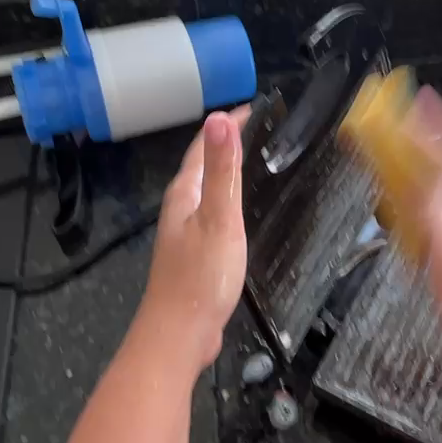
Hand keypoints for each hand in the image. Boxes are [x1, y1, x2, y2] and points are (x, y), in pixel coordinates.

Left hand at [134, 108, 249, 379]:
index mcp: (185, 194)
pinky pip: (213, 214)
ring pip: (207, 191)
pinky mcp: (194, 255)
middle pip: (202, 166)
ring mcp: (184, 233)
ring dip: (227, 172)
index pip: (203, 146)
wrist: (179, 335)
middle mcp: (180, 208)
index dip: (226, 125)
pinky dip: (228, 201)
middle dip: (227, 144)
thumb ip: (222, 171)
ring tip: (256, 162)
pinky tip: (241, 213)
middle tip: (261, 130)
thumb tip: (219, 118)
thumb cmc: (201, 275)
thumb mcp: (219, 218)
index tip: (254, 107)